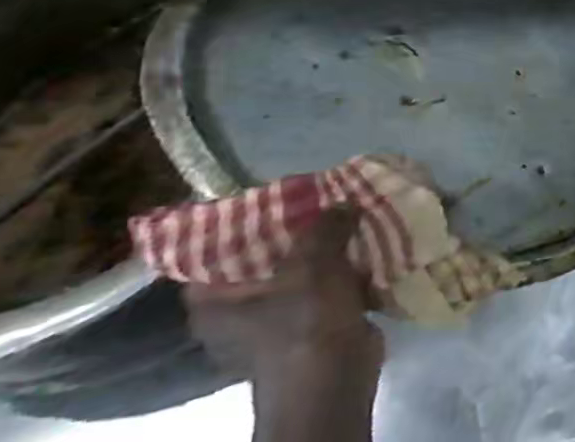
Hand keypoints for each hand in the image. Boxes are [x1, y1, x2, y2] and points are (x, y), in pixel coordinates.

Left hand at [183, 207, 382, 441]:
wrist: (334, 381)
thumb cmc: (304, 325)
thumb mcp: (312, 264)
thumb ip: (324, 226)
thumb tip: (343, 202)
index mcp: (213, 302)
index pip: (210, 251)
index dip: (237, 220)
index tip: (269, 193)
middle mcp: (236, 311)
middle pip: (261, 256)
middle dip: (293, 228)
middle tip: (319, 196)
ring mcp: (275, 320)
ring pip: (298, 268)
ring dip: (324, 245)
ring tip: (347, 211)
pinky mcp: (310, 325)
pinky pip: (323, 284)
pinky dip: (341, 266)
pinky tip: (363, 242)